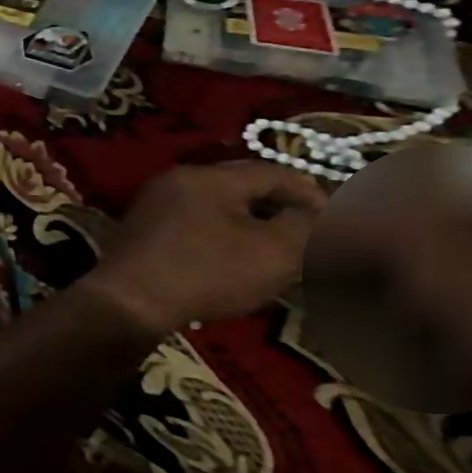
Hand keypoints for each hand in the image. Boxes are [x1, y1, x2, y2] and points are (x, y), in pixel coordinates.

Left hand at [81, 163, 325, 336]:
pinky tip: (242, 260)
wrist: (130, 300)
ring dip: (256, 225)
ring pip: (221, 206)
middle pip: (244, 186)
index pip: (274, 172)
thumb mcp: (275, 250)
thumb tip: (325, 214)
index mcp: (204, 177)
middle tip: (314, 240)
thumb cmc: (206, 272)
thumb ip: (310, 226)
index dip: (314, 196)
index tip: (341, 225)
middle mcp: (174, 181)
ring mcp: (154, 203)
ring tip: (283, 253)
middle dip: (284, 210)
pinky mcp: (145, 227)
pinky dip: (226, 235)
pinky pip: (197, 221)